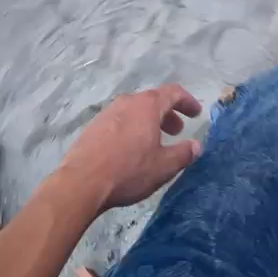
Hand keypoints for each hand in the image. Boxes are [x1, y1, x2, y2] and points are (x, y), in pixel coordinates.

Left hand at [61, 84, 203, 210]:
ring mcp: (108, 113)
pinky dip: (131, 129)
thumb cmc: (127, 171)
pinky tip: (129, 150)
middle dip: (168, 114)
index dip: (187, 101)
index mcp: (148, 106)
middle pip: (153, 100)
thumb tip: (197, 146)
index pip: (173, 93)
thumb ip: (183, 154)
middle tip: (176, 131)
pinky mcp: (93, 127)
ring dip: (149, 122)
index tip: (196, 113)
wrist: (80, 183)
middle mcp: (128, 102)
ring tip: (153, 143)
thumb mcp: (163, 167)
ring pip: (135, 111)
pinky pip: (119, 121)